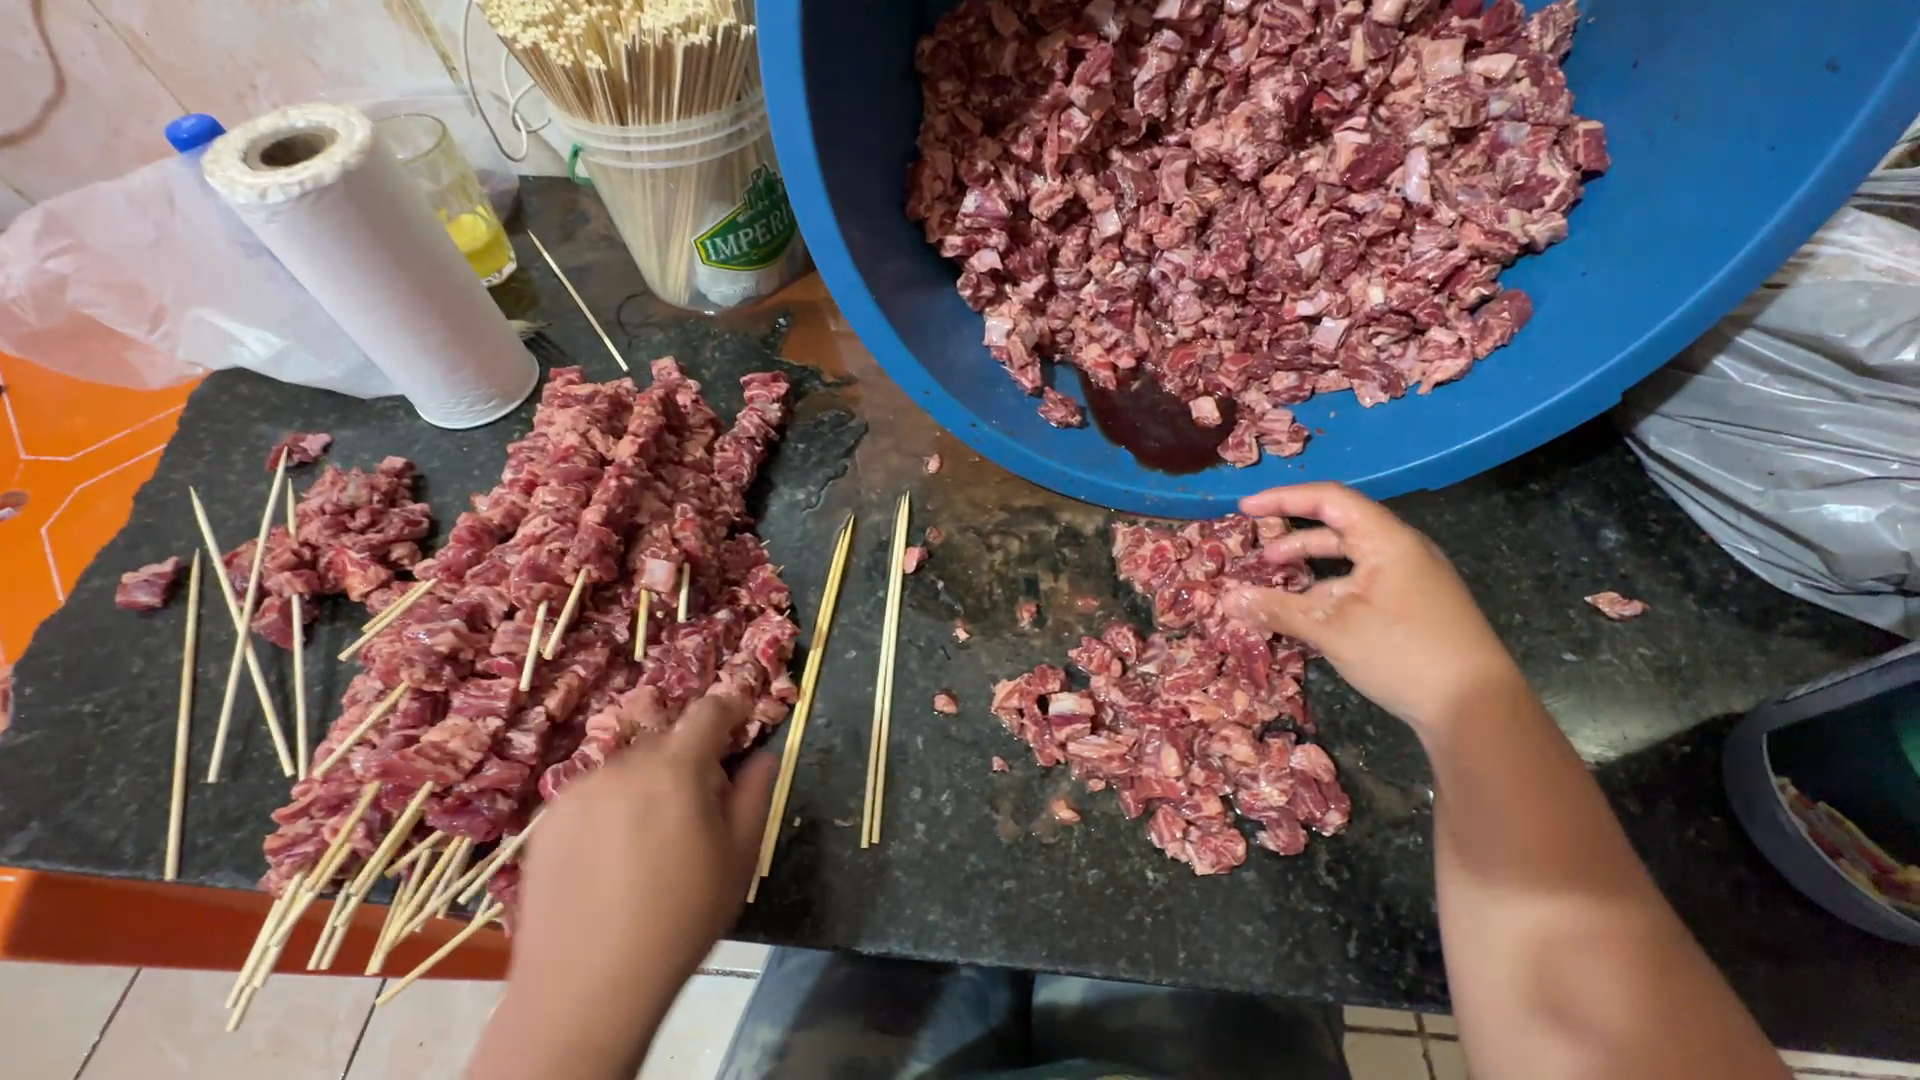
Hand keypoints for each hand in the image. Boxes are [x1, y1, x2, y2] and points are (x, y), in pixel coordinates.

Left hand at [476, 690, 774, 1079]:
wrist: (587, 987)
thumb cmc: (681, 920)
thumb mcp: (739, 858)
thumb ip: (755, 795)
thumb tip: (763, 757)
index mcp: (676, 769)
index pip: (708, 712)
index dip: (731, 709)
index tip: (742, 720)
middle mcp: (623, 767)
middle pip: (667, 743)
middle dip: (689, 761)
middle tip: (699, 810)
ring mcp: (578, 792)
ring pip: (628, 770)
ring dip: (648, 786)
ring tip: (652, 843)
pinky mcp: (547, 822)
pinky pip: (592, 797)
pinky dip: (611, 810)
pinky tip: (612, 860)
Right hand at [1223, 483, 1523, 733]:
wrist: (1476, 708)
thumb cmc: (1403, 653)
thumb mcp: (1331, 629)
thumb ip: (1277, 609)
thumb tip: (1226, 598)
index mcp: (1388, 540)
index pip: (1329, 500)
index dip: (1284, 499)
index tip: (1245, 509)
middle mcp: (1402, 552)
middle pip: (1339, 530)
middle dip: (1294, 541)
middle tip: (1258, 555)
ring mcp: (1411, 582)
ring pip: (1349, 565)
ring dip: (1309, 574)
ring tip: (1274, 591)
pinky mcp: (1413, 610)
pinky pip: (1361, 589)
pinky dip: (1329, 596)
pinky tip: (1307, 621)